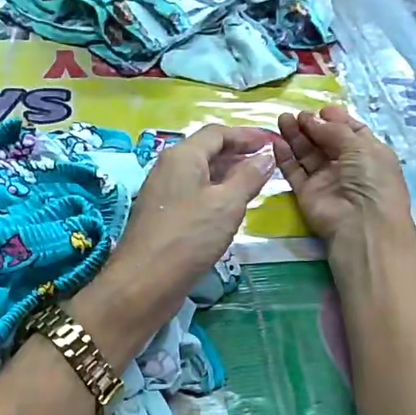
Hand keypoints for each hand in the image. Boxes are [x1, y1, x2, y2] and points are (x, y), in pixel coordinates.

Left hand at [78, 125, 274, 349]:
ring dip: (226, 176)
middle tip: (266, 164)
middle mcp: (167, 169)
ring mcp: (161, 195)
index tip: (271, 143)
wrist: (144, 281)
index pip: (216, 133)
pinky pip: (192, 197)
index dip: (245, 135)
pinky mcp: (161, 218)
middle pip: (205, 152)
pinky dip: (213, 196)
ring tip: (254, 186)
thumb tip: (265, 156)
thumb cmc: (188, 236)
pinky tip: (228, 211)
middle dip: (236, 154)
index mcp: (181, 156)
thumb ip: (248, 176)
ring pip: (199, 176)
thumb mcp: (227, 203)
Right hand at [274, 106, 410, 243]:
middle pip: (325, 141)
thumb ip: (333, 130)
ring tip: (282, 120)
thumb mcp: (360, 147)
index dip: (335, 119)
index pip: (350, 131)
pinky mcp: (306, 192)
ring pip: (307, 154)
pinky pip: (294, 171)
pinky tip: (276, 142)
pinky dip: (285, 157)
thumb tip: (312, 118)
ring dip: (295, 137)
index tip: (320, 110)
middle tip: (294, 114)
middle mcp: (346, 165)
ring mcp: (325, 179)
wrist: (359, 223)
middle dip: (311, 125)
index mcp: (368, 153)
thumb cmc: (370, 179)